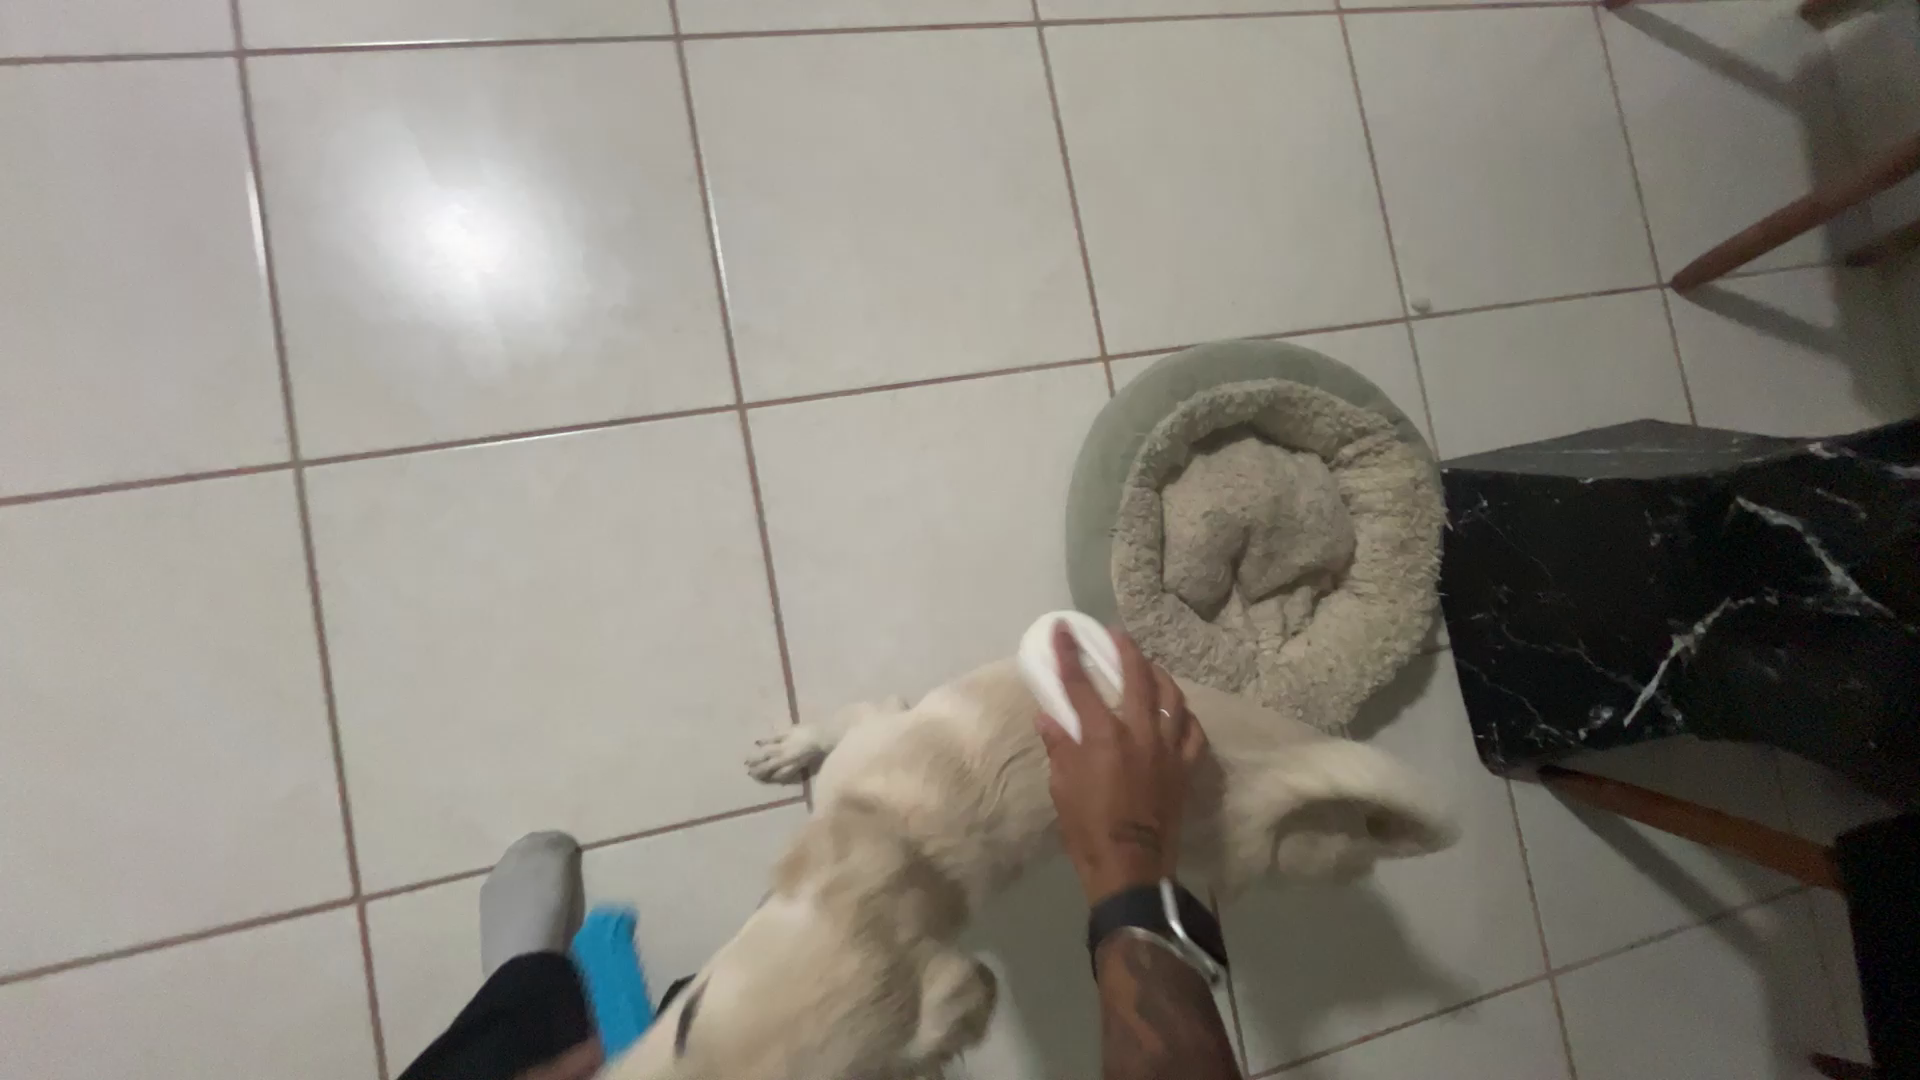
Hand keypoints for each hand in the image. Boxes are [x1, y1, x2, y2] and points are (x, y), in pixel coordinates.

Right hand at [1034, 622, 1208, 903]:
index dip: (1069, 653)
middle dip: (1126, 650)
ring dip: (1160, 675)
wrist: (1131, 867)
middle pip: (1136, 678)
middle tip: (1116, 635)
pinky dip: (1184, 716)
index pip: (1080, 683)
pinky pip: (1193, 733)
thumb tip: (1048, 718)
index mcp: (1102, 735)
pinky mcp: (1185, 768)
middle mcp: (1139, 732)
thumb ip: (1059, 746)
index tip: (1064, 629)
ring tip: (1150, 666)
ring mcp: (1168, 749)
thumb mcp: (1062, 786)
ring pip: (1172, 698)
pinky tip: (1177, 710)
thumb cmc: (1088, 827)